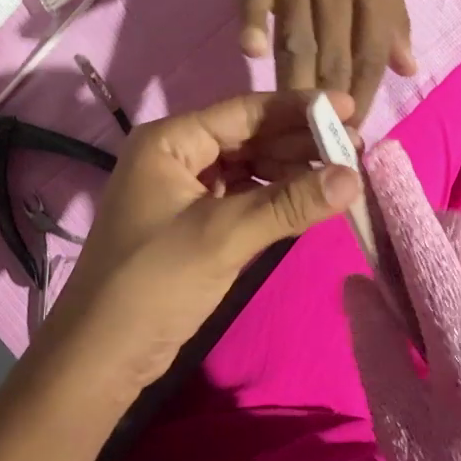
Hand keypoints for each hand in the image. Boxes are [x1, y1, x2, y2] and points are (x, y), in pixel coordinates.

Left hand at [40, 90, 364, 394]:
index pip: (244, 111)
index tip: (350, 106)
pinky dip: (274, 197)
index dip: (298, 107)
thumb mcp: (225, 236)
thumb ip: (288, 203)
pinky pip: (241, 195)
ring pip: (247, 167)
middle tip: (357, 146)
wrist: (102, 353)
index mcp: (170, 140)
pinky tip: (310, 198)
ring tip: (344, 172)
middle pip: (248, 136)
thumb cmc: (156, 280)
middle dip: (299, 141)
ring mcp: (183, 189)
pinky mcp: (193, 221)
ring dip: (291, 169)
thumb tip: (353, 175)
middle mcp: (175, 154)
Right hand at [240, 0, 417, 119]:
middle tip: (323, 147)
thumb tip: (406, 67)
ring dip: (298, 78)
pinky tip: (253, 52)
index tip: (355, 136)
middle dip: (331, 103)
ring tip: (294, 124)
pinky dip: (256, 19)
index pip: (370, 53)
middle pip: (334, 52)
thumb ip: (393, 14)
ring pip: (298, 32)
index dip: (365, 98)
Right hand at [346, 140, 460, 460]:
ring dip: (445, 254)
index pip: (427, 250)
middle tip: (390, 270)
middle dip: (419, 227)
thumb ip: (374, 345)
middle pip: (460, 235)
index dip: (399, 196)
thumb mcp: (400, 427)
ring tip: (426, 309)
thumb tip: (359, 280)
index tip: (379, 149)